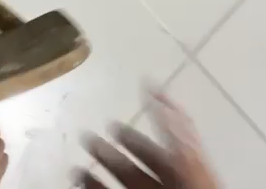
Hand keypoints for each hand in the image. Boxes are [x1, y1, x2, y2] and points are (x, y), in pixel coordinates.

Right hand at [80, 90, 219, 188]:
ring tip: (76, 161)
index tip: (115, 117)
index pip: (163, 145)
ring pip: (122, 182)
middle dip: (110, 149)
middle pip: (138, 165)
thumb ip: (172, 128)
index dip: (141, 128)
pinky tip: (78, 179)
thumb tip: (152, 86)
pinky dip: (93, 187)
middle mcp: (169, 187)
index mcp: (184, 172)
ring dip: (97, 170)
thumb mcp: (190, 165)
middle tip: (87, 136)